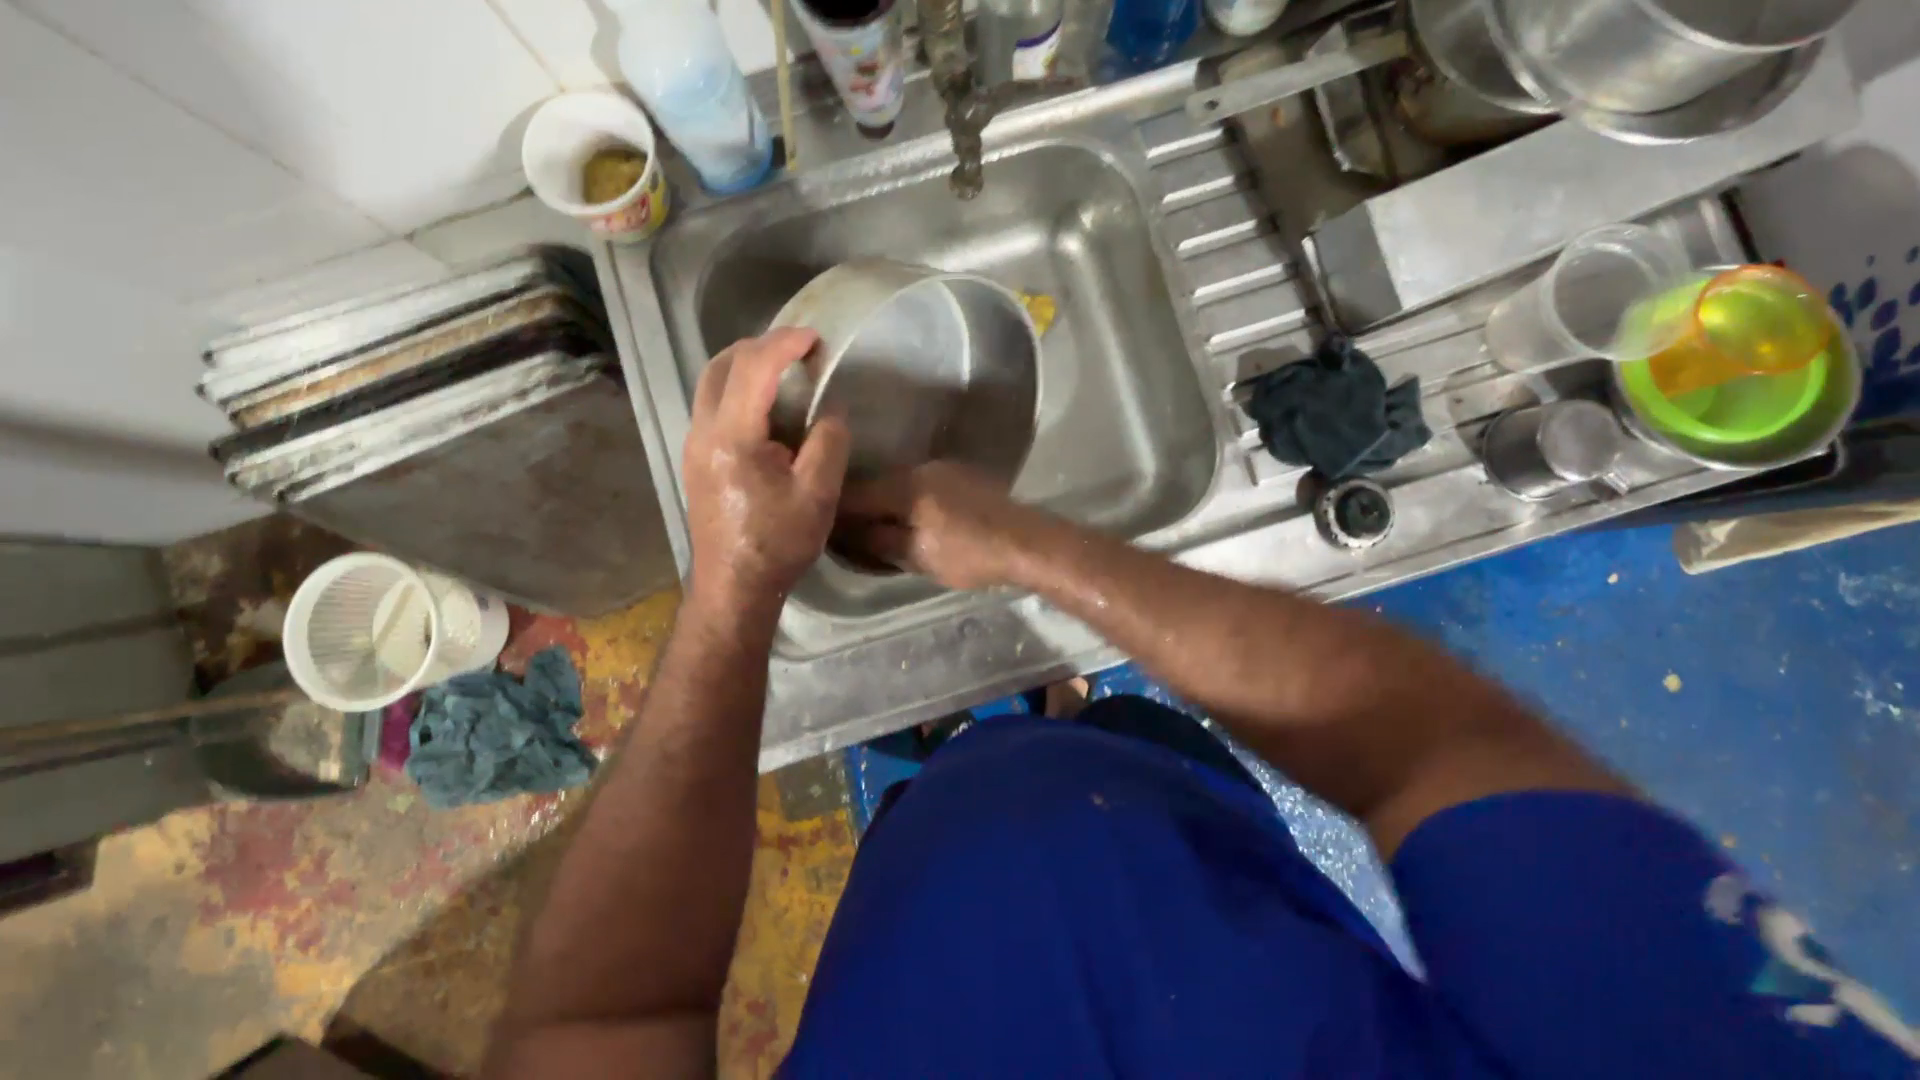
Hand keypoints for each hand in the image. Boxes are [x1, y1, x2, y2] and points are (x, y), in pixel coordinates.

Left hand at [683, 329, 849, 614]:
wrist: (733, 587)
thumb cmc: (777, 543)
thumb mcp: (818, 494)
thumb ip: (829, 441)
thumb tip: (829, 411)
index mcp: (732, 436)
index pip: (754, 367)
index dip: (786, 343)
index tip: (817, 339)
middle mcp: (702, 431)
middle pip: (721, 364)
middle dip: (761, 346)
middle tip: (799, 351)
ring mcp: (693, 445)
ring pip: (710, 383)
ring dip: (746, 366)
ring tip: (785, 372)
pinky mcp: (696, 460)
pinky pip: (712, 406)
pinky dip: (738, 389)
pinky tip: (767, 408)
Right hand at [835, 461, 1053, 589]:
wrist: (1030, 543)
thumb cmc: (972, 554)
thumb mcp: (918, 556)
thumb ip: (878, 541)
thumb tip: (842, 531)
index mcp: (905, 485)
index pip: (854, 493)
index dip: (834, 510)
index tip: (819, 524)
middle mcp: (920, 468)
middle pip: (876, 485)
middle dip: (859, 506)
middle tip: (845, 532)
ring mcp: (944, 469)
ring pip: (899, 485)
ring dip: (885, 503)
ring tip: (877, 529)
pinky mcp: (962, 477)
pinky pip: (921, 486)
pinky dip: (908, 501)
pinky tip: (910, 520)